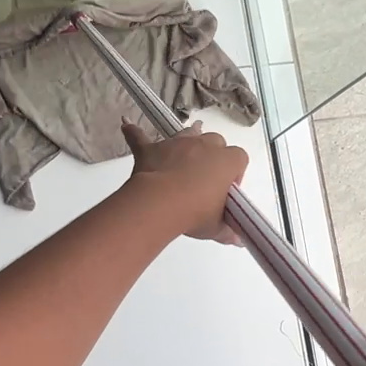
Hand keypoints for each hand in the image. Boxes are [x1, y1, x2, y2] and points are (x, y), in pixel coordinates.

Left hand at [121, 122, 246, 243]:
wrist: (160, 204)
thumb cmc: (194, 213)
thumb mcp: (215, 227)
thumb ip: (227, 231)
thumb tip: (236, 240)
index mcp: (227, 161)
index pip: (239, 159)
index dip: (234, 173)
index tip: (225, 191)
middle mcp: (205, 145)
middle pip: (215, 142)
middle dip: (212, 156)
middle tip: (204, 180)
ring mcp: (177, 143)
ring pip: (187, 134)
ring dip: (187, 144)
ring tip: (183, 159)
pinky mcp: (151, 149)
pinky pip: (140, 137)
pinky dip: (134, 133)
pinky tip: (126, 126)